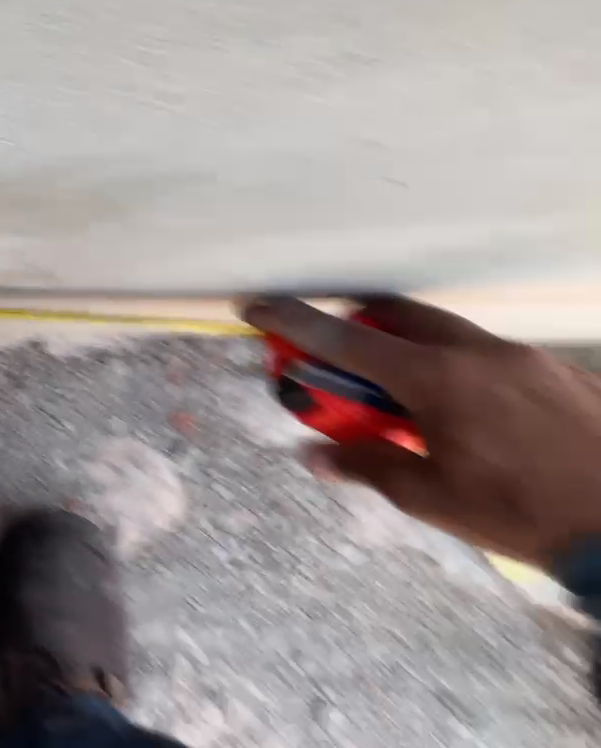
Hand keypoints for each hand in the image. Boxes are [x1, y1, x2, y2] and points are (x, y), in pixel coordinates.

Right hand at [240, 295, 600, 565]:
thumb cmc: (525, 515)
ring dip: (413, 350)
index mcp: (435, 378)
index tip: (254, 309)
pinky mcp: (571, 378)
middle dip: (358, 324)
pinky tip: (480, 417)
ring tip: (414, 398)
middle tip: (341, 355)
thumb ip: (365, 463)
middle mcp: (480, 354)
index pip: (342, 337)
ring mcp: (532, 362)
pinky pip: (498, 358)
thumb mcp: (429, 496)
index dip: (290, 320)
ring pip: (450, 334)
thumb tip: (316, 454)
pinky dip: (465, 372)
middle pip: (397, 313)